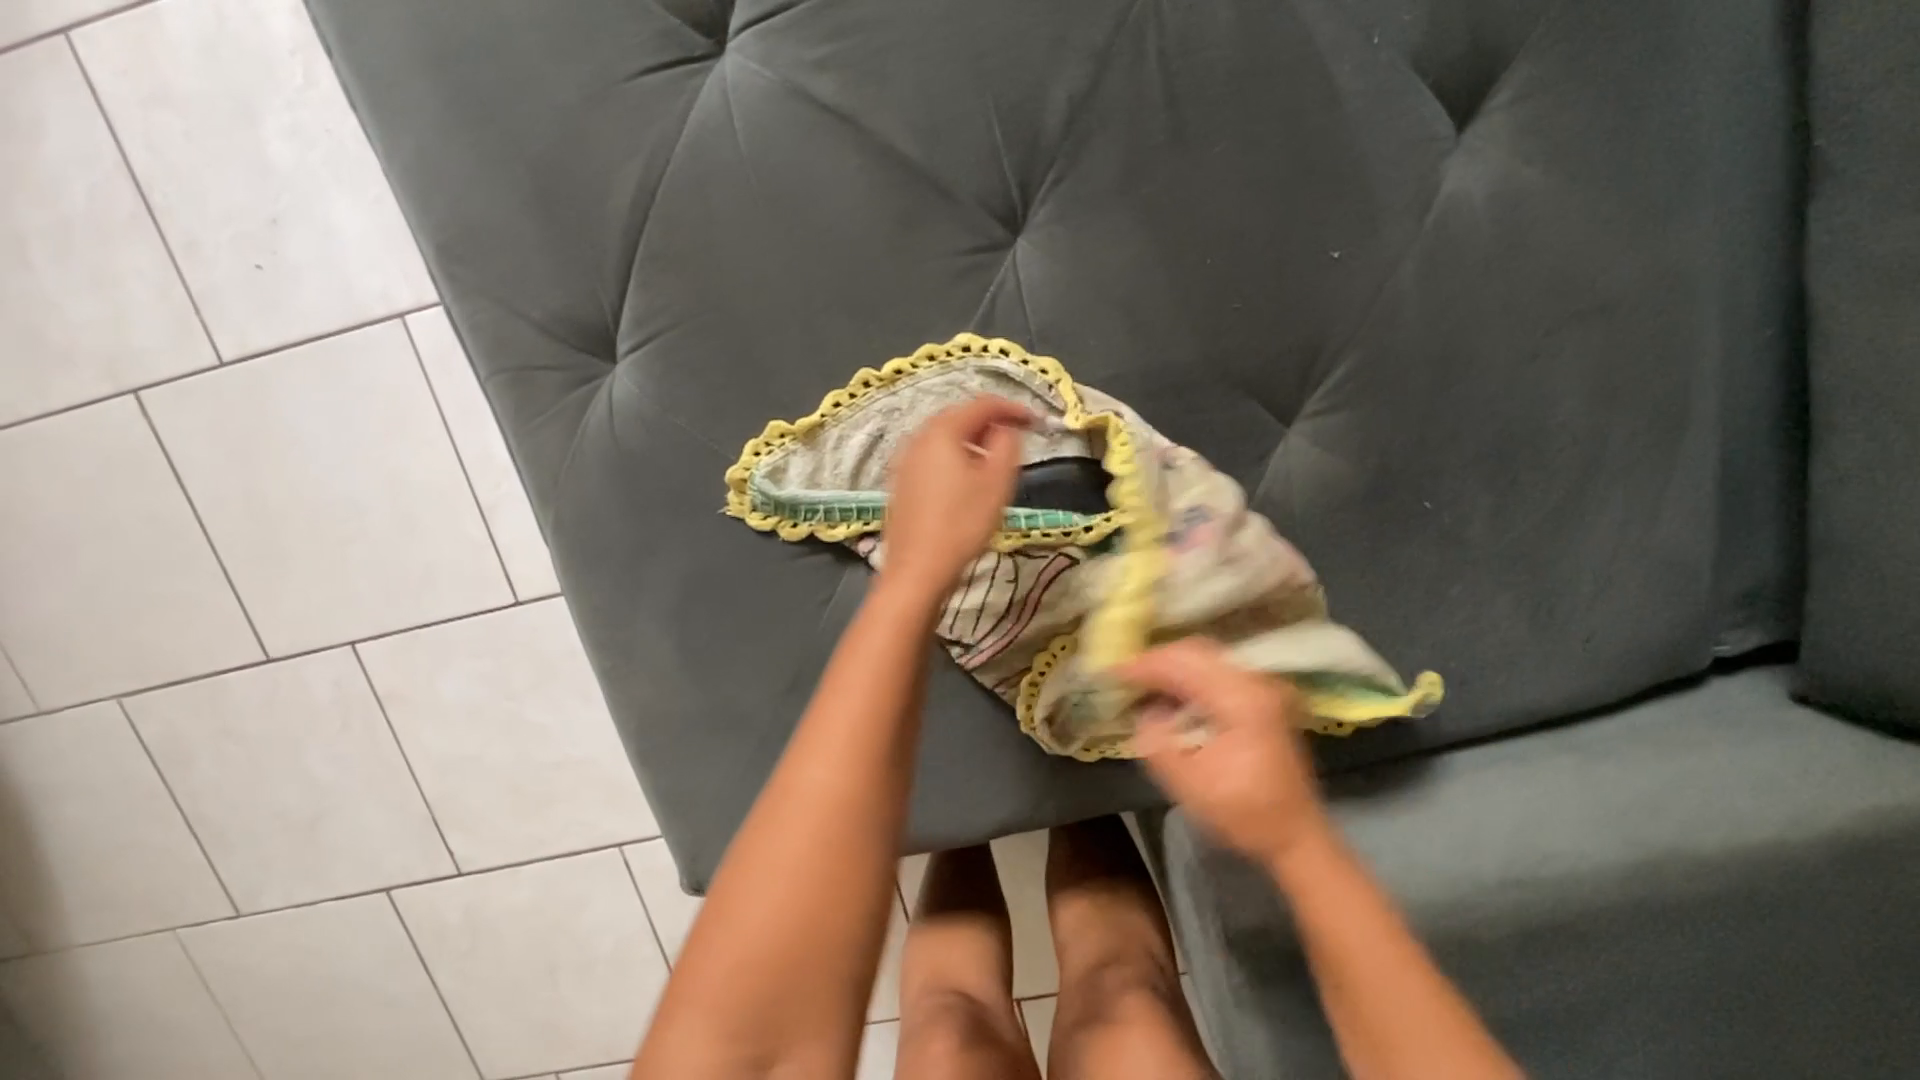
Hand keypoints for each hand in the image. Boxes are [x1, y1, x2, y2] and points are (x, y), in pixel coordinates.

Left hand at [881, 396, 1031, 594]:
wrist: (917, 570)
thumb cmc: (962, 524)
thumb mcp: (997, 482)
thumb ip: (1007, 444)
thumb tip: (1006, 428)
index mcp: (942, 431)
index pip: (982, 404)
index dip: (1012, 409)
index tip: (1036, 421)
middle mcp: (918, 438)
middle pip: (959, 417)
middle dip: (989, 423)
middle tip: (1015, 438)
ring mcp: (904, 462)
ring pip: (944, 439)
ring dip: (971, 442)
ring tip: (994, 461)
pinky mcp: (900, 484)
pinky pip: (932, 459)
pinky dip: (953, 459)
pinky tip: (966, 482)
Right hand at [1117, 639, 1331, 866]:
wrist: (1297, 835)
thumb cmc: (1245, 814)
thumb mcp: (1189, 784)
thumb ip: (1158, 742)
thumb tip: (1144, 711)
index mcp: (1241, 700)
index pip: (1183, 664)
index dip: (1143, 666)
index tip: (1111, 674)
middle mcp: (1256, 682)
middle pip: (1197, 650)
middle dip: (1156, 660)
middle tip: (1124, 677)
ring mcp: (1264, 688)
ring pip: (1208, 657)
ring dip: (1173, 666)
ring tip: (1142, 684)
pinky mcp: (1263, 698)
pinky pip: (1219, 671)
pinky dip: (1190, 676)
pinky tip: (1172, 695)